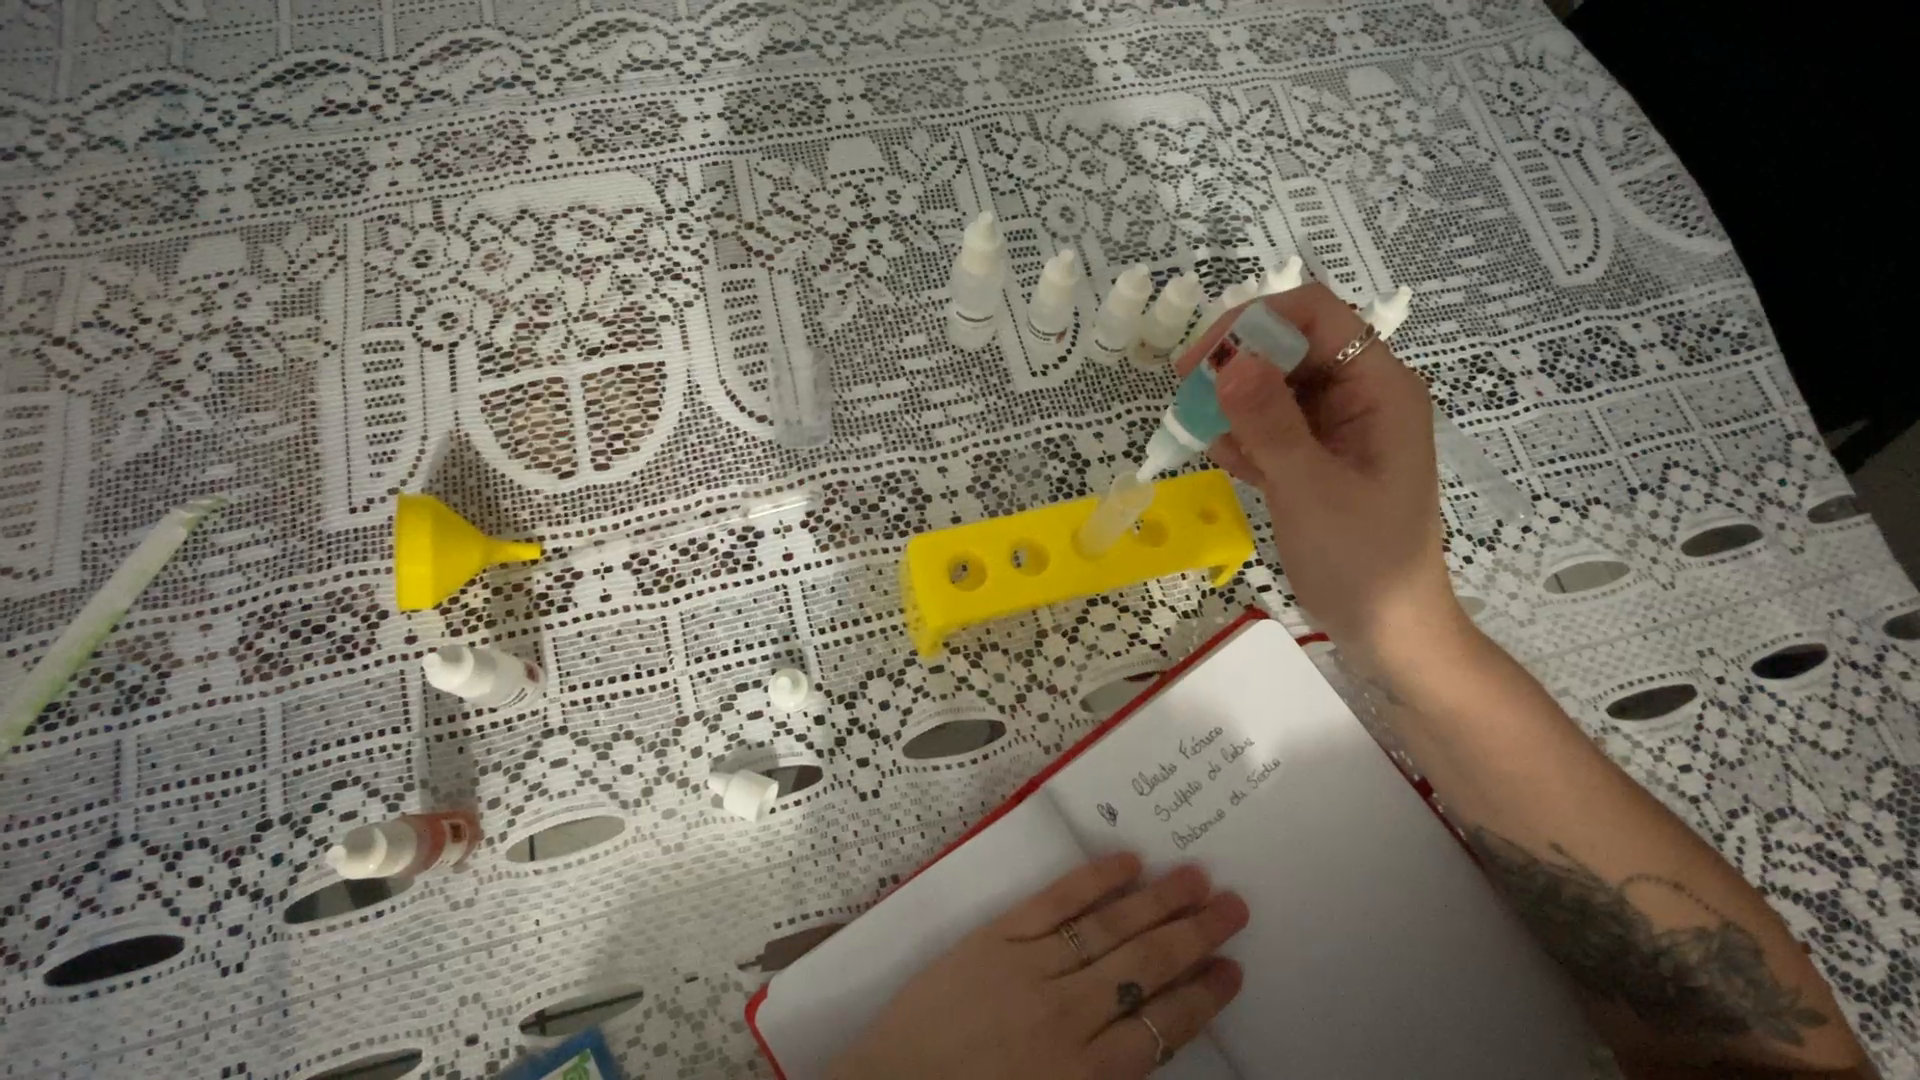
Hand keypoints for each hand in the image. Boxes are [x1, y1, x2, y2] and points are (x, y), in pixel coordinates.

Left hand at [829, 854, 1247, 1079]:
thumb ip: (1102, 1071)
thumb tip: (1147, 1035)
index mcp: (1085, 1075)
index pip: (1162, 1027)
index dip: (1202, 997)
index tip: (1233, 970)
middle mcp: (1068, 1017)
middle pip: (1147, 969)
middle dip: (1196, 937)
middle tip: (1234, 907)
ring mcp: (1030, 968)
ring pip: (1111, 928)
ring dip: (1159, 902)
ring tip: (1198, 879)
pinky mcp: (994, 937)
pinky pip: (1055, 902)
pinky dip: (1093, 880)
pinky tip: (1127, 862)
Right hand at [1176, 283, 1464, 657]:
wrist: (1389, 631)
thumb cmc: (1362, 562)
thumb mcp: (1311, 490)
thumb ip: (1270, 423)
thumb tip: (1228, 360)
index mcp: (1379, 388)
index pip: (1316, 316)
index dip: (1253, 324)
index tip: (1198, 365)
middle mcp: (1360, 395)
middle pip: (1290, 346)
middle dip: (1236, 366)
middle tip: (1189, 404)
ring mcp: (1337, 427)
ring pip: (1273, 385)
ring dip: (1234, 405)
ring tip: (1212, 443)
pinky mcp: (1316, 456)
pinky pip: (1271, 424)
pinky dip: (1243, 435)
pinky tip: (1230, 463)